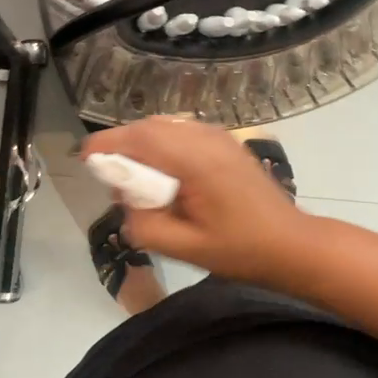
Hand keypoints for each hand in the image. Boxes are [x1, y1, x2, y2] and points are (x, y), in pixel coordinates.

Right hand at [80, 117, 312, 282]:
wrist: (292, 245)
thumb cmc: (241, 251)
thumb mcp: (186, 248)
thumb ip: (145, 225)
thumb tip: (125, 203)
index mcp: (196, 161)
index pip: (140, 137)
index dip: (108, 143)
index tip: (85, 159)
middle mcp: (206, 139)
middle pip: (150, 127)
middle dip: (122, 145)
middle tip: (110, 177)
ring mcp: (219, 137)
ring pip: (165, 127)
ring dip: (143, 145)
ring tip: (135, 179)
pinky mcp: (225, 143)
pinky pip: (182, 133)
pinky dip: (162, 145)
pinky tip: (163, 175)